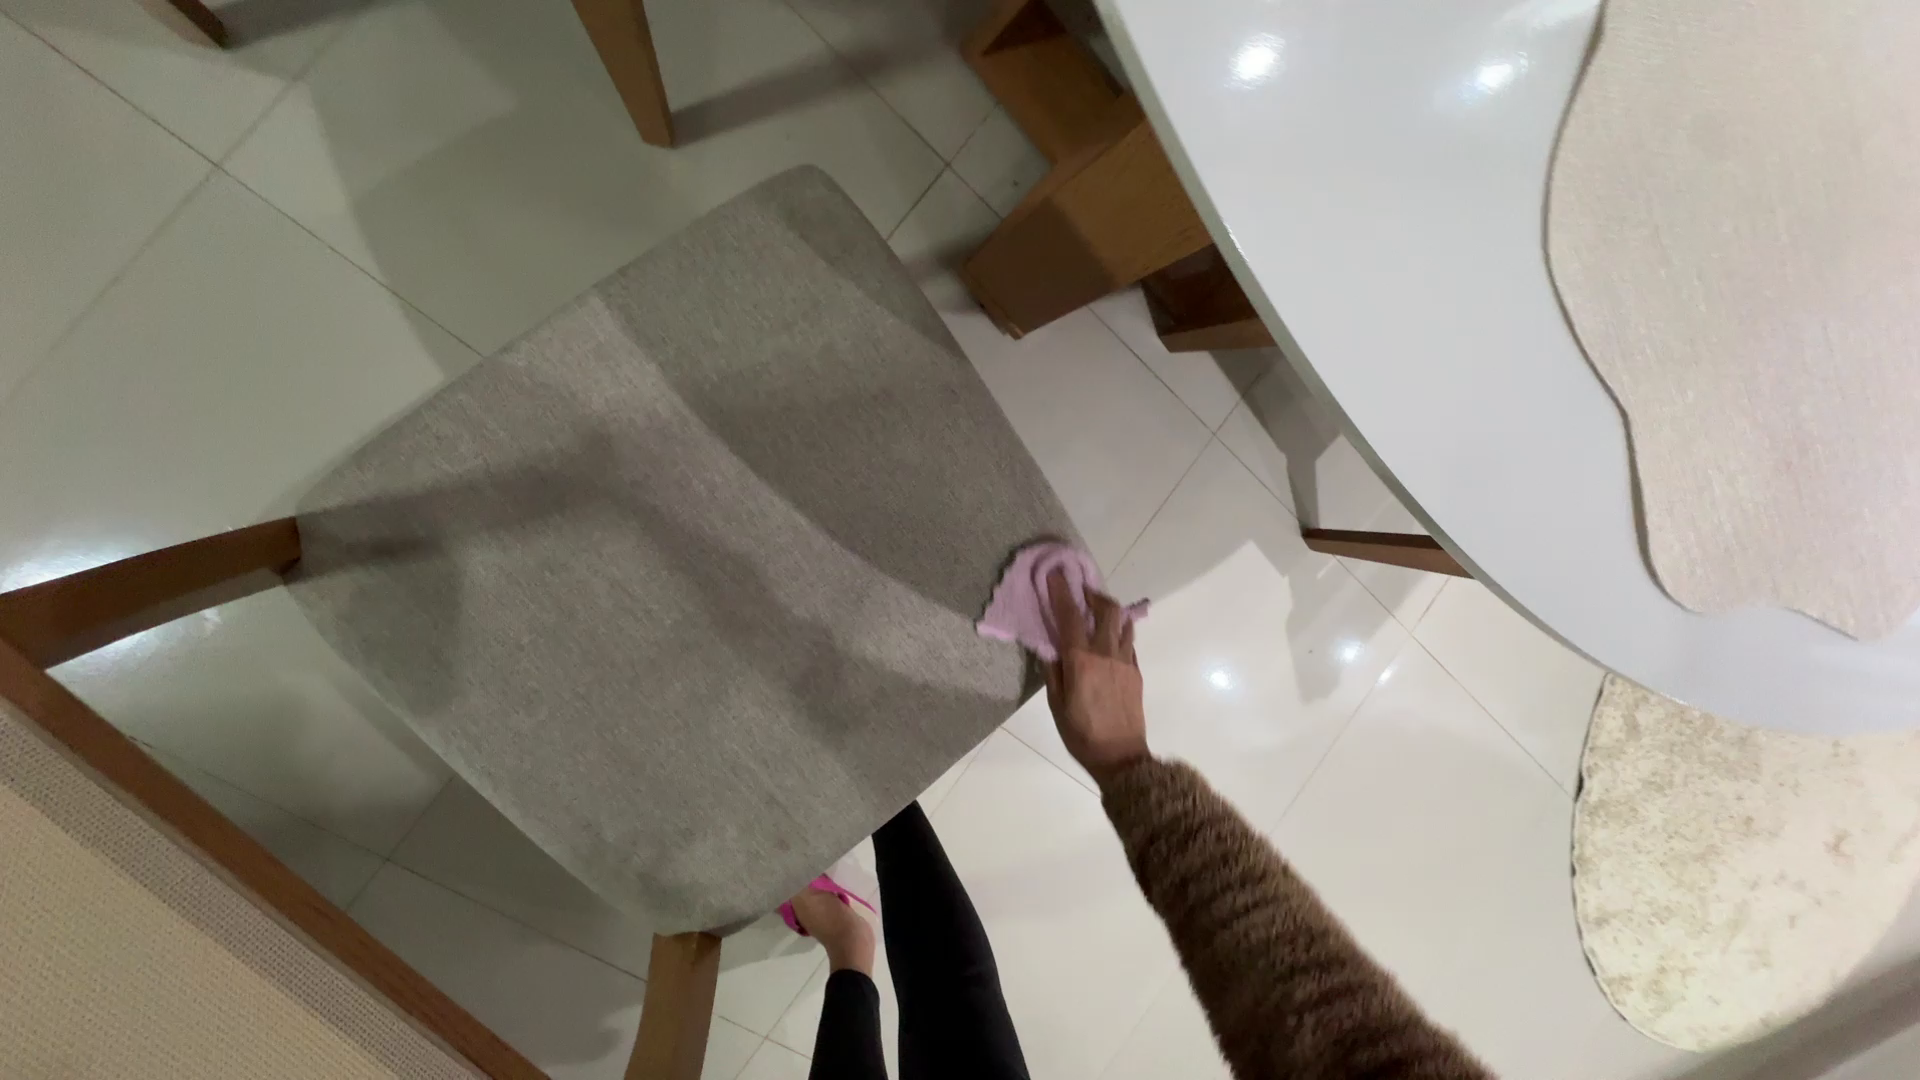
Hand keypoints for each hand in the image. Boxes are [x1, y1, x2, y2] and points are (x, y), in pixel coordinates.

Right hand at [1044, 570, 1148, 785]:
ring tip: (1097, 609)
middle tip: (1081, 590)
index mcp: (1081, 660)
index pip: (1070, 617)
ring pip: (1123, 623)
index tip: (1055, 574)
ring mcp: (1125, 661)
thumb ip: (1053, 672)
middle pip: (1106, 610)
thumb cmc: (1080, 734)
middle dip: (1093, 594)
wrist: (1121, 757)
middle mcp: (1105, 654)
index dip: (1061, 592)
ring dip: (1109, 610)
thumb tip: (1050, 648)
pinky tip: (1110, 637)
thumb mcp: (1056, 704)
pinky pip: (1129, 642)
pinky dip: (1119, 631)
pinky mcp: (1136, 672)